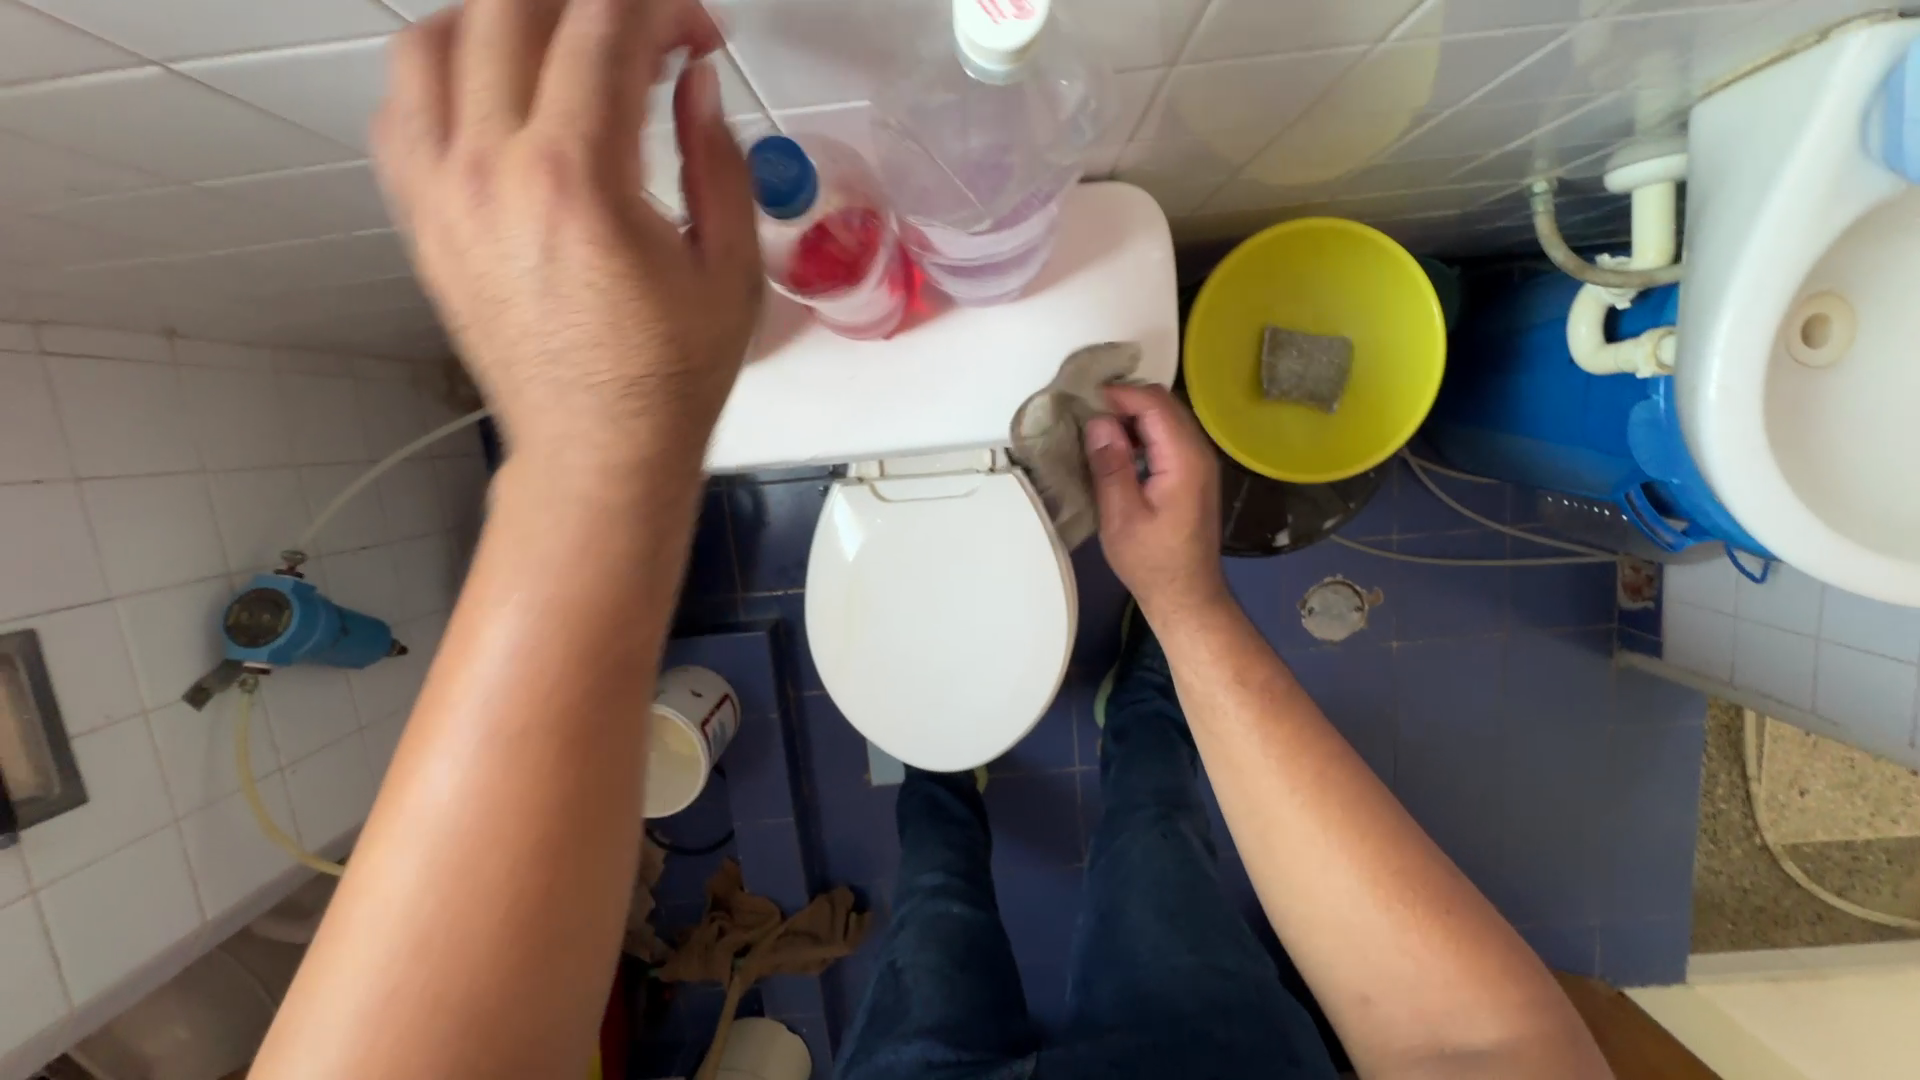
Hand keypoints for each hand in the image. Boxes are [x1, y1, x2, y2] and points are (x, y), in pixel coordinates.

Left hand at [375, 0, 762, 471]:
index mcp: (579, 182)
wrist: (597, 450)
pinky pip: (404, 105)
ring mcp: (442, 193)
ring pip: (440, 37)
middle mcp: (492, 170)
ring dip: (510, 17)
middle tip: (643, 29)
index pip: (603, 30)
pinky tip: (500, 92)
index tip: (698, 30)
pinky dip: (450, 69)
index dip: (660, 8)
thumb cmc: (672, 378)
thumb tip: (696, 84)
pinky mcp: (423, 221)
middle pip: (513, 9)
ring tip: (569, 44)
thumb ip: (719, 162)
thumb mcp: (731, 274)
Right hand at [1084, 384, 1227, 618]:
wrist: (1186, 594)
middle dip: (1124, 400)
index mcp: (1184, 459)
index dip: (1118, 394)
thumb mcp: (1121, 516)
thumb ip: (1111, 466)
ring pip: (1167, 418)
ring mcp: (1200, 462)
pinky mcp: (1194, 473)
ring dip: (1133, 416)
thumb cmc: (1152, 561)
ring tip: (1095, 428)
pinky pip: (1169, 436)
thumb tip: (1097, 422)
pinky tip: (1118, 448)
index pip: (1154, 404)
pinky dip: (1143, 433)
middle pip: (1164, 404)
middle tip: (1085, 411)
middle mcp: (1200, 452)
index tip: (1082, 398)